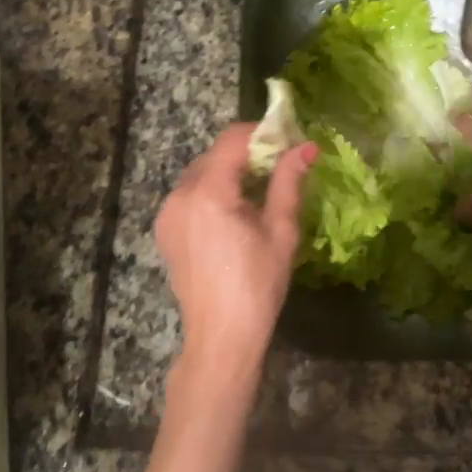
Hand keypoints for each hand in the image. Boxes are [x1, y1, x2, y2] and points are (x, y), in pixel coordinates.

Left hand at [154, 124, 317, 365]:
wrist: (221, 339)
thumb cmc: (257, 285)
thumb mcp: (280, 231)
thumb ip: (288, 182)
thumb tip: (306, 146)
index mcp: (208, 192)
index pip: (232, 139)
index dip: (261, 133)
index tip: (287, 140)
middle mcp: (180, 195)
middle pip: (215, 155)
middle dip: (247, 154)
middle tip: (278, 168)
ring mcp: (167, 213)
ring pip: (201, 173)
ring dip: (229, 173)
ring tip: (258, 194)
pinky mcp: (165, 230)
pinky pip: (190, 195)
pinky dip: (212, 192)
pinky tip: (234, 216)